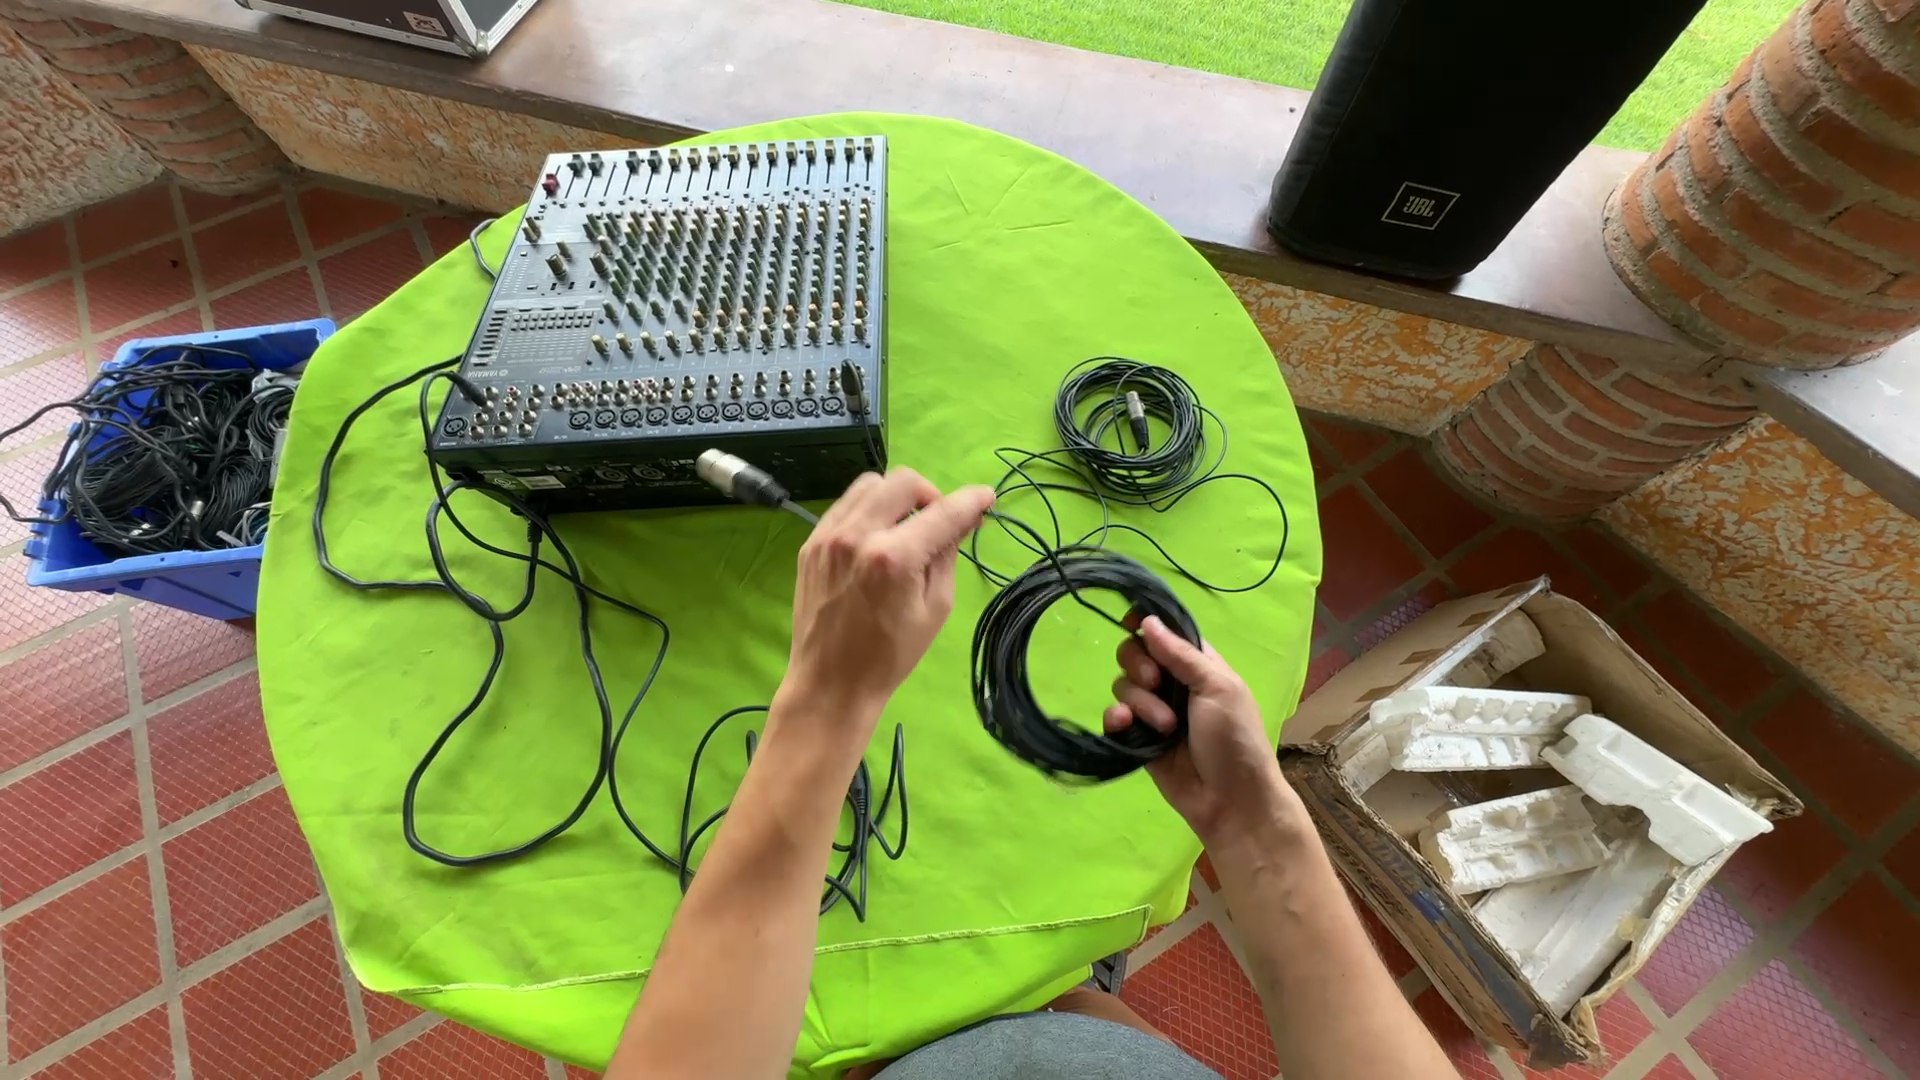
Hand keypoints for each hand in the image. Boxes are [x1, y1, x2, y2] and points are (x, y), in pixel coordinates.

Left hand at [780, 468, 994, 728]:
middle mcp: (858, 536)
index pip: (942, 512)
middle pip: (904, 482)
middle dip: (931, 495)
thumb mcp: (936, 607)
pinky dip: (869, 509)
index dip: (971, 500)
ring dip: (897, 497)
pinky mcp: (811, 543)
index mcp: (894, 558)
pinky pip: (846, 504)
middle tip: (937, 522)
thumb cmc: (891, 655)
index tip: (986, 496)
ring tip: (904, 527)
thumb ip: (947, 554)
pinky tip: (876, 537)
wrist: (830, 683)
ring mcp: (828, 536)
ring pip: (871, 484)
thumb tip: (963, 518)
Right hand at [1104, 615, 1292, 846]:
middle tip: (1155, 682)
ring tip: (1165, 727)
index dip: (1146, 624)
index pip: (1164, 632)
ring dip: (1140, 702)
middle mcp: (1172, 683)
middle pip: (1135, 654)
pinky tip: (1125, 725)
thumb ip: (1181, 654)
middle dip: (1139, 665)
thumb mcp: (1218, 688)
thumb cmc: (1236, 739)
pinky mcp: (1137, 737)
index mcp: (1196, 665)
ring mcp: (1153, 710)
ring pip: (1123, 686)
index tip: (1130, 623)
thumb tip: (1147, 621)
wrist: (1231, 802)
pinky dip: (1116, 717)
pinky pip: (1114, 716)